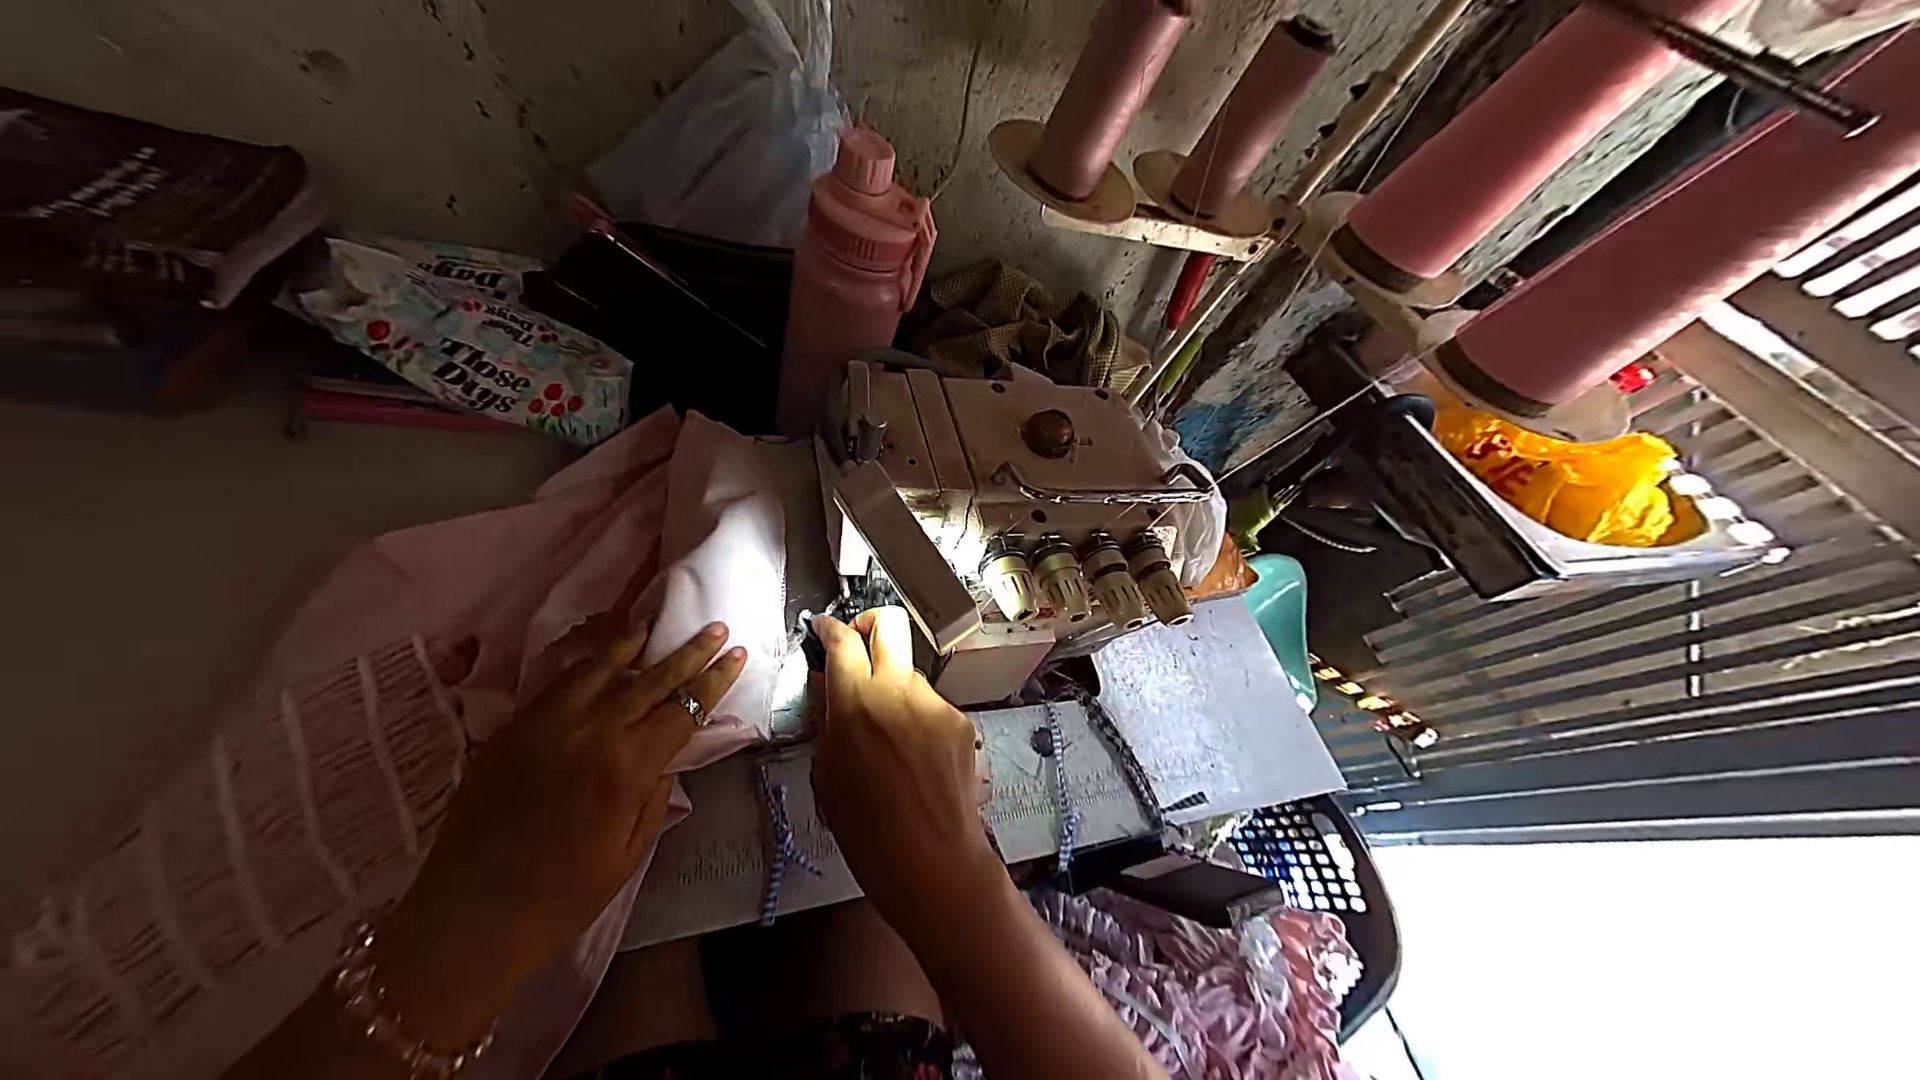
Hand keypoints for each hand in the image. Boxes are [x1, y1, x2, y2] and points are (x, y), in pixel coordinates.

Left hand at [374, 620, 745, 1040]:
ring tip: (654, 623)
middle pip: (651, 679)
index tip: (738, 655)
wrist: (466, 921)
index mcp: (625, 769)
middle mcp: (589, 735)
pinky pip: (559, 684)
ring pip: (600, 669)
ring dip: (634, 643)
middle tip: (716, 628)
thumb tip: (666, 754)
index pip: (683, 709)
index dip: (715, 680)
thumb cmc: (562, 897)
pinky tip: (602, 656)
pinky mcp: (511, 731)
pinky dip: (588, 665)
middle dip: (690, 651)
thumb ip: (656, 794)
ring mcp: (545, 727)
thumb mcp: (631, 852)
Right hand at [811, 609, 1003, 940]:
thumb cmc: (868, 832)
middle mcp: (900, 691)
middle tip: (858, 644)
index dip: (829, 627)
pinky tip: (914, 754)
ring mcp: (936, 703)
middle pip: (890, 623)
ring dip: (894, 687)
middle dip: (870, 623)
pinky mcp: (961, 720)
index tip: (824, 628)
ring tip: (888, 732)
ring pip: (910, 672)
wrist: (934, 862)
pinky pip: (931, 704)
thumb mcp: (827, 776)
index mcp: (857, 704)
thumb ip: (827, 722)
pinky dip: (916, 716)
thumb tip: (827, 687)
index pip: (842, 640)